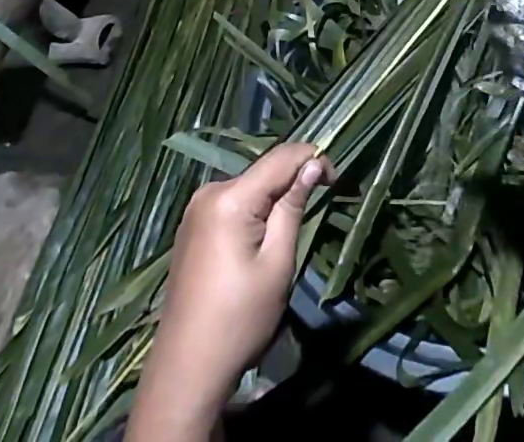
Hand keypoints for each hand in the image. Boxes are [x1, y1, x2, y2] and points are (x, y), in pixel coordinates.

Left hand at [128, 143, 330, 439]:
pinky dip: (255, 209)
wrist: (187, 366)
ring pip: (250, 186)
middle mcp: (209, 192)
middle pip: (264, 170)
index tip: (336, 181)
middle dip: (294, 180)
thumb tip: (314, 164)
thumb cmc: (240, 318)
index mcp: (230, 198)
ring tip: (292, 229)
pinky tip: (262, 238)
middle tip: (318, 208)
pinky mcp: (192, 225)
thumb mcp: (277, 262)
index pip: (281, 157)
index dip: (313, 159)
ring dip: (275, 197)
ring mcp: (196, 208)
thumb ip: (293, 207)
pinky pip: (233, 202)